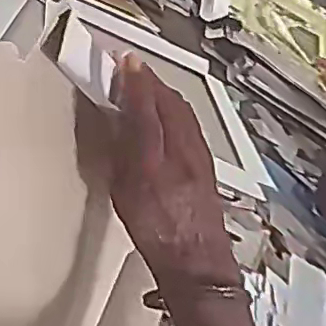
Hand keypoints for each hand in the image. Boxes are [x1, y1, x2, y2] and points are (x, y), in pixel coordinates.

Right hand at [110, 56, 238, 288]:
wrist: (197, 264)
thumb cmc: (158, 233)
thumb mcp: (125, 192)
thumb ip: (121, 152)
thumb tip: (119, 121)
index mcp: (157, 158)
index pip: (144, 106)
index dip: (133, 80)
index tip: (124, 61)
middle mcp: (183, 150)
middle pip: (168, 101)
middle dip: (149, 79)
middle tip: (131, 66)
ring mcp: (199, 155)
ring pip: (182, 109)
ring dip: (163, 90)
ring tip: (146, 82)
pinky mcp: (206, 162)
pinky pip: (190, 121)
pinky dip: (175, 106)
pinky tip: (167, 109)